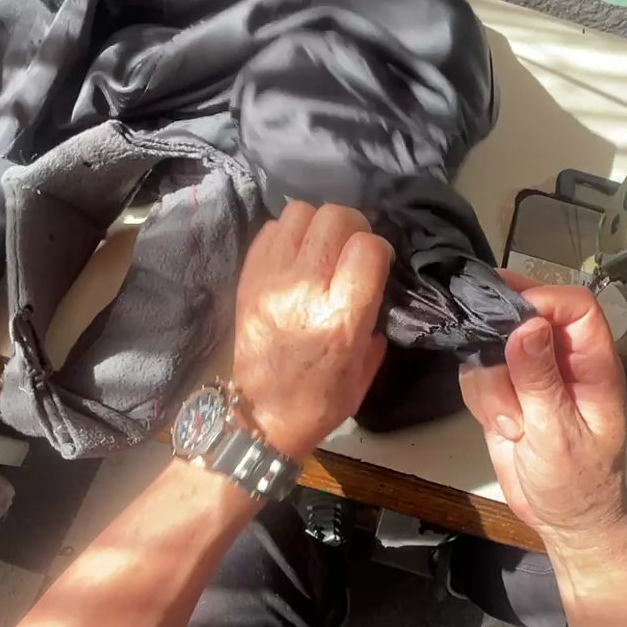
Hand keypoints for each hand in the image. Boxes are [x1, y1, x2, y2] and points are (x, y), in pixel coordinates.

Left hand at [234, 202, 393, 459]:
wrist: (263, 414)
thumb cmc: (323, 397)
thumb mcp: (367, 364)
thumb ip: (376, 314)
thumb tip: (377, 278)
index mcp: (340, 316)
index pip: (368, 246)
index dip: (378, 248)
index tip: (377, 262)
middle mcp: (305, 289)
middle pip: (334, 217)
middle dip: (352, 225)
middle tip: (351, 247)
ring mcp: (271, 279)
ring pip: (300, 212)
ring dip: (317, 225)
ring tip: (321, 247)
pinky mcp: (248, 278)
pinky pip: (271, 229)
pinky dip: (289, 234)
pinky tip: (296, 255)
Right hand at [460, 272, 626, 548]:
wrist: (562, 520)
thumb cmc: (577, 485)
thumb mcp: (559, 435)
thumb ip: (540, 380)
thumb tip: (527, 325)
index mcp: (592, 363)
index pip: (575, 306)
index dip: (542, 300)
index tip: (509, 324)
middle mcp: (561, 359)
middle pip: (524, 313)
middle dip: (501, 344)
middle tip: (497, 379)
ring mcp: (529, 372)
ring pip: (492, 344)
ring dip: (490, 384)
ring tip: (512, 424)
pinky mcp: (503, 388)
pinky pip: (477, 371)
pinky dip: (479, 398)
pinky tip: (501, 426)